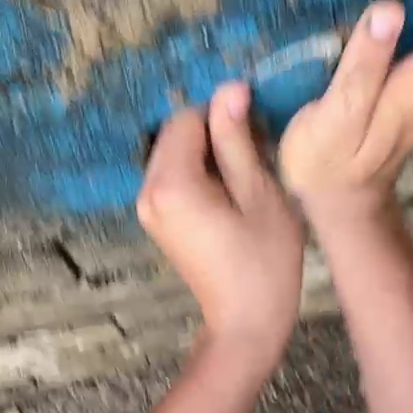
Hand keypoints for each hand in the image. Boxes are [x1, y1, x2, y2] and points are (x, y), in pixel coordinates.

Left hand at [137, 82, 305, 361]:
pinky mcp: (156, 219)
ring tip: (245, 178)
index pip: (187, 118)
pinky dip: (199, 172)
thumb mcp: (259, 193)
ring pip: (175, 153)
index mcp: (170, 183)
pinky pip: (173, 176)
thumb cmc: (264, 261)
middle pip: (176, 133)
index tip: (257, 133)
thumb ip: (237, 139)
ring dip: (209, 153)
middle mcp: (147, 191)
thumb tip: (230, 88)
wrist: (245, 324)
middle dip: (214, 133)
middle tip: (255, 156)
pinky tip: (230, 193)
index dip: (223, 115)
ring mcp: (147, 207)